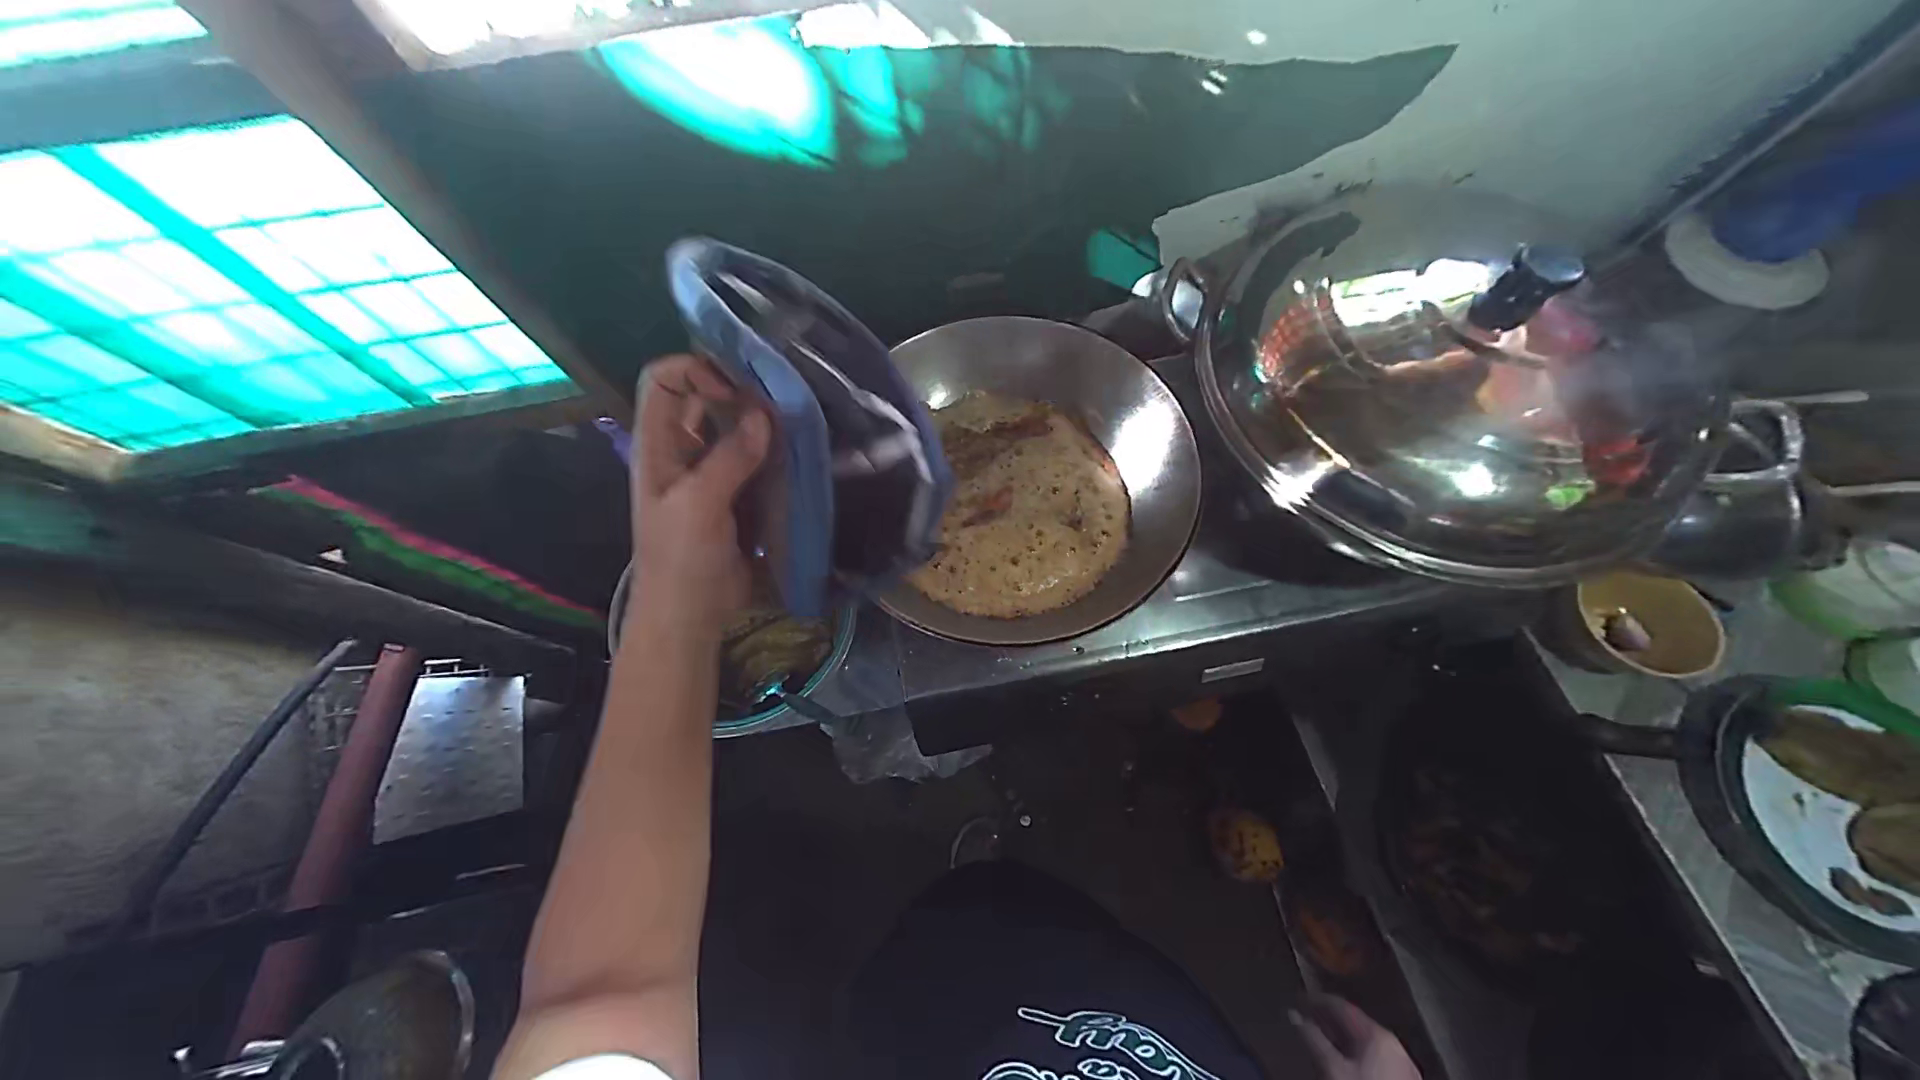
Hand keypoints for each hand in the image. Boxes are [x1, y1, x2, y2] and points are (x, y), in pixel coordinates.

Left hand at [628, 354, 770, 640]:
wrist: (690, 613)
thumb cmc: (681, 558)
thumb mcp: (699, 504)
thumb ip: (730, 457)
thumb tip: (764, 416)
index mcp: (657, 445)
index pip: (664, 380)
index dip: (696, 372)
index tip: (736, 391)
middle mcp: (682, 450)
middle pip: (704, 398)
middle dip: (738, 391)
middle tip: (778, 401)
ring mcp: (711, 472)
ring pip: (734, 428)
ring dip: (761, 422)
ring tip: (794, 424)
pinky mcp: (738, 494)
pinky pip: (755, 460)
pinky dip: (773, 451)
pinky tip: (796, 453)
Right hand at [1291, 995, 1420, 1079]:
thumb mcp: (1332, 1069)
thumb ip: (1311, 1038)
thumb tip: (1294, 1016)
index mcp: (1377, 1035)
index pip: (1340, 1005)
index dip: (1315, 1000)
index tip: (1296, 999)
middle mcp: (1393, 1045)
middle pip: (1353, 1022)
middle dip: (1327, 1019)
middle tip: (1303, 1018)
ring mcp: (1401, 1065)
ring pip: (1363, 1041)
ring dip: (1338, 1036)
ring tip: (1316, 1038)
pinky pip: (1372, 1056)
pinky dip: (1352, 1052)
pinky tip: (1339, 1060)